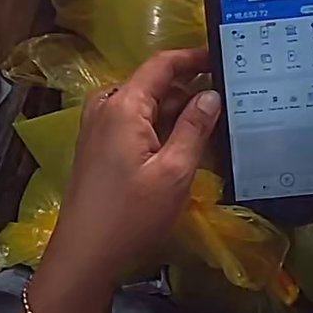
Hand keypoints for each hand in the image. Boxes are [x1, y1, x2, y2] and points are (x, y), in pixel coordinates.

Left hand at [41, 48, 219, 298]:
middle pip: (154, 85)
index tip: (221, 57)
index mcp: (123, 105)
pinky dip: (160, 127)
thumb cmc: (132, 214)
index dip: (193, 57)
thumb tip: (211, 94)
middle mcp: (106, 107)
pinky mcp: (99, 147)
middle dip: (189, 90)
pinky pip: (134, 123)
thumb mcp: (174, 172)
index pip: (162, 64)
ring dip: (176, 112)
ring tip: (212, 126)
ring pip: (146, 105)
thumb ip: (195, 128)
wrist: (85, 255)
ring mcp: (98, 127)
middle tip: (227, 101)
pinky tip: (184, 145)